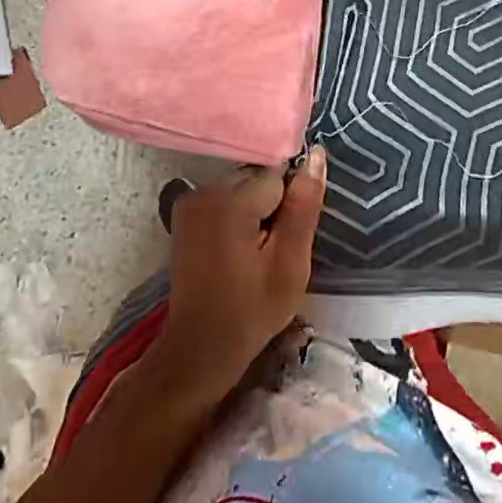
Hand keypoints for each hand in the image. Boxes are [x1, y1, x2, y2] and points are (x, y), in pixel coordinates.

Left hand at [153, 147, 327, 403]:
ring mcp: (190, 200)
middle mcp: (205, 189)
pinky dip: (236, 216)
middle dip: (272, 206)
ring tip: (253, 254)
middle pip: (258, 178)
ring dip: (254, 211)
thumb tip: (317, 154)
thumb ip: (304, 206)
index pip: (280, 178)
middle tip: (270, 252)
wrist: (201, 347)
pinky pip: (224, 198)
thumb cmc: (252, 310)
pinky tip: (235, 250)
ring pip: (243, 186)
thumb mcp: (290, 263)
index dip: (290, 208)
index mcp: (231, 200)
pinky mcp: (184, 212)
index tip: (284, 243)